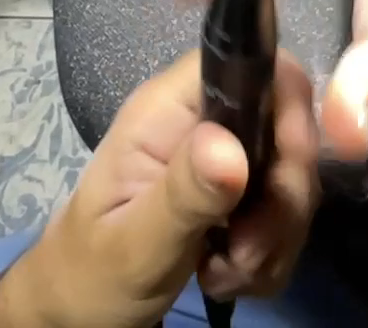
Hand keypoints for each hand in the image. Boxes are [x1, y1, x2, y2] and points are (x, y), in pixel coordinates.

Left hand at [12, 50, 319, 327]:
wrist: (79, 309)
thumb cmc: (89, 273)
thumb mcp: (133, 244)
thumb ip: (182, 195)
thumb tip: (229, 147)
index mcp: (168, 109)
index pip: (245, 64)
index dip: (283, 104)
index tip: (287, 170)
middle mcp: (200, 120)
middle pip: (281, 125)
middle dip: (282, 197)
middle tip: (245, 253)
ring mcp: (220, 155)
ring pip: (289, 175)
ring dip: (276, 236)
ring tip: (226, 273)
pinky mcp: (236, 193)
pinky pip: (283, 213)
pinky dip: (272, 254)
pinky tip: (231, 278)